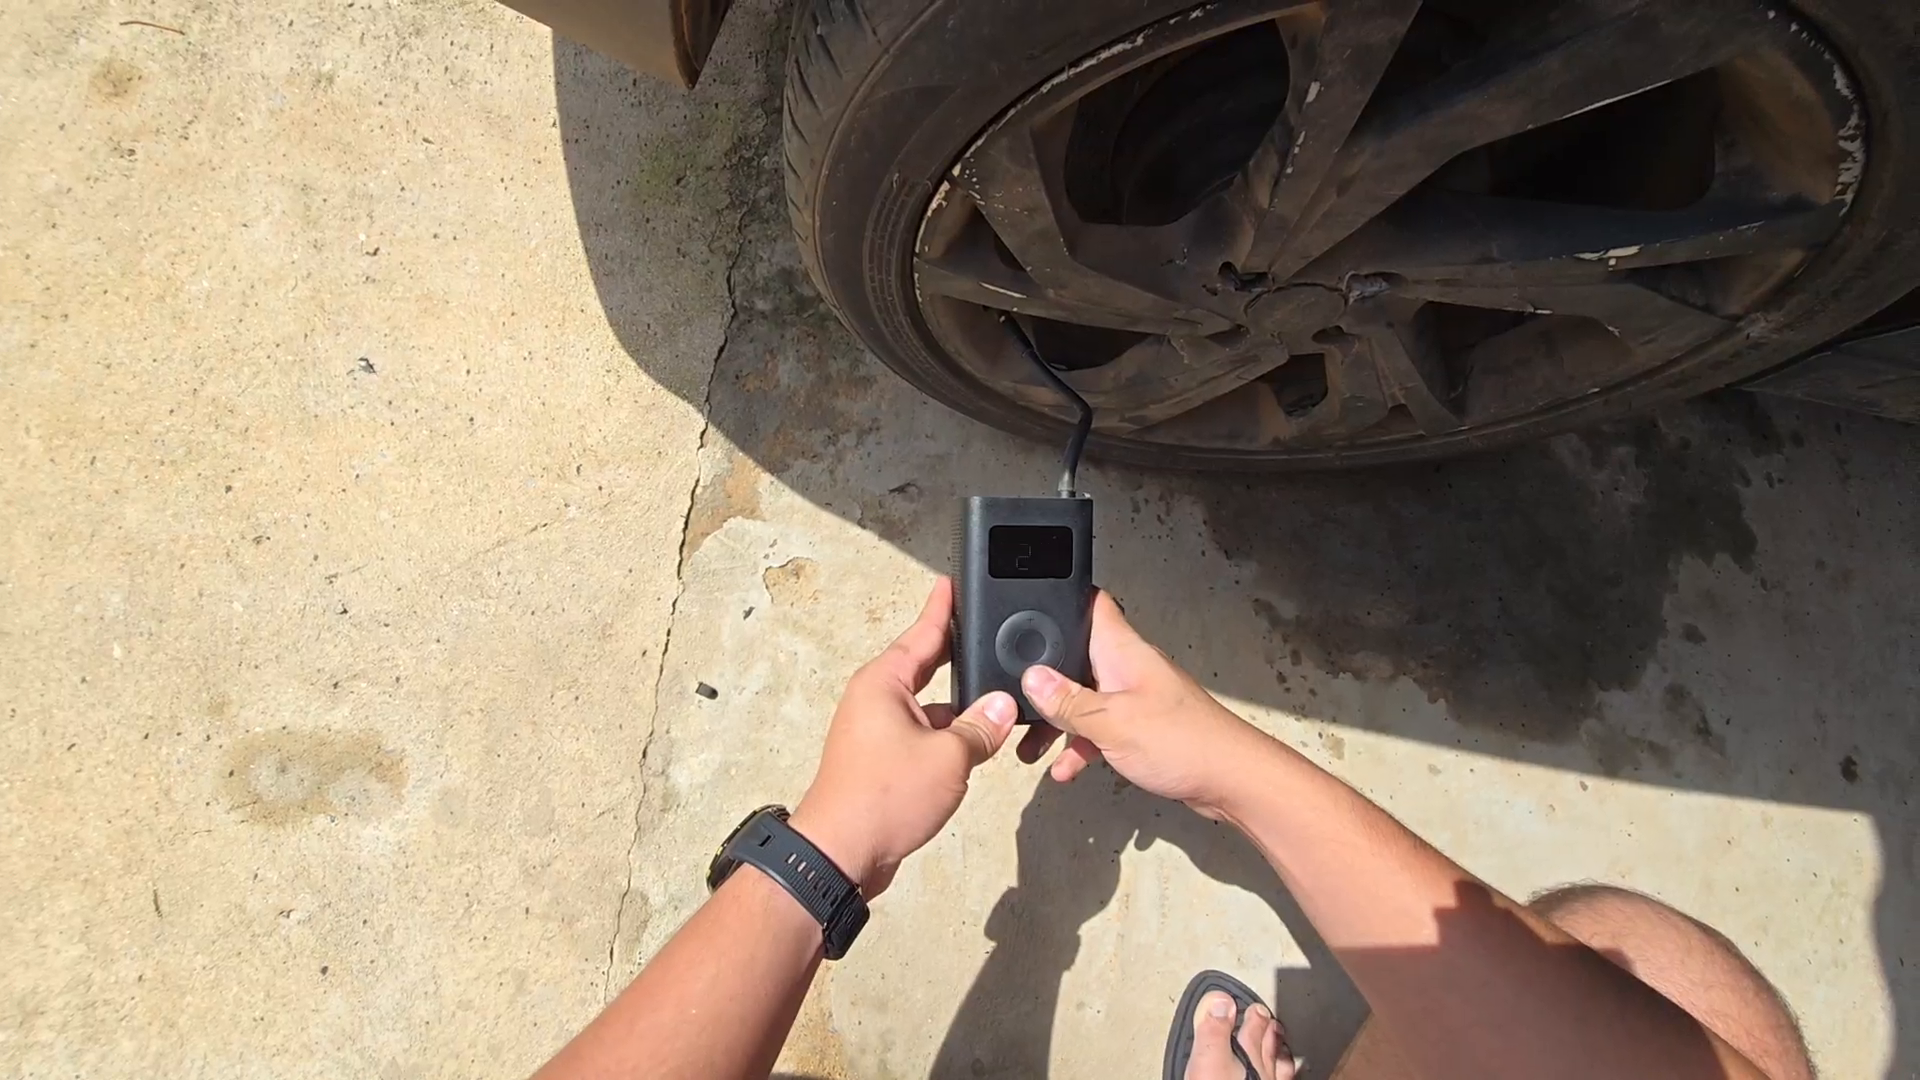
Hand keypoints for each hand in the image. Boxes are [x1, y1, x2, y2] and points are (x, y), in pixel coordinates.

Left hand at [791, 578, 1018, 896]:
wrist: (840, 854)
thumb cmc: (886, 795)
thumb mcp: (948, 757)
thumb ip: (982, 727)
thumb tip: (1004, 706)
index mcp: (885, 682)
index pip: (922, 633)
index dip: (942, 608)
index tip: (952, 582)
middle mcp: (878, 698)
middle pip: (926, 665)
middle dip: (957, 652)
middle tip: (987, 629)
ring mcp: (878, 729)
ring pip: (929, 704)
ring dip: (959, 704)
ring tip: (998, 692)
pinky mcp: (882, 759)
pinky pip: (923, 733)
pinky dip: (948, 733)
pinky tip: (978, 740)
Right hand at [1016, 591, 1272, 819]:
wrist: (1233, 782)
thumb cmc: (1184, 741)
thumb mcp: (1112, 722)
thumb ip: (1068, 701)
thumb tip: (1032, 678)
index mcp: (1122, 650)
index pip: (1092, 603)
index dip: (1062, 596)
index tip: (1030, 600)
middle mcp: (1127, 666)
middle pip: (1077, 656)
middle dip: (1044, 676)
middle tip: (1015, 693)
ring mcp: (1135, 696)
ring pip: (1085, 697)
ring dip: (1059, 720)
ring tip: (1031, 746)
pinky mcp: (1142, 726)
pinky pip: (1100, 728)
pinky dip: (1082, 744)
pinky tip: (1067, 769)